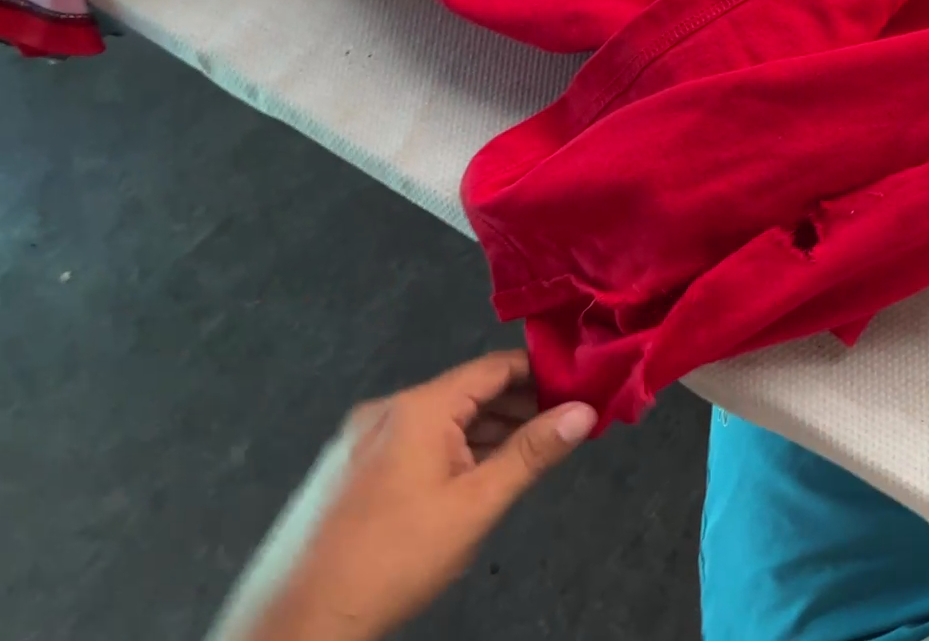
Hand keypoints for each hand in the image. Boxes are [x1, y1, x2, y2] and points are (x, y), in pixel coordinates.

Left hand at [210, 352, 596, 640]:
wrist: (290, 630)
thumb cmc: (394, 558)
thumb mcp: (477, 503)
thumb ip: (534, 451)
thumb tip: (585, 409)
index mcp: (418, 408)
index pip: (496, 366)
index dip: (544, 372)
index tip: (582, 389)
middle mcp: (386, 412)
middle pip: (470, 391)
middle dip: (521, 405)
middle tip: (563, 428)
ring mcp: (360, 441)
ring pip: (443, 419)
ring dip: (489, 430)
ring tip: (528, 455)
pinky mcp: (346, 470)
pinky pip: (416, 441)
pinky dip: (454, 449)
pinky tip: (475, 477)